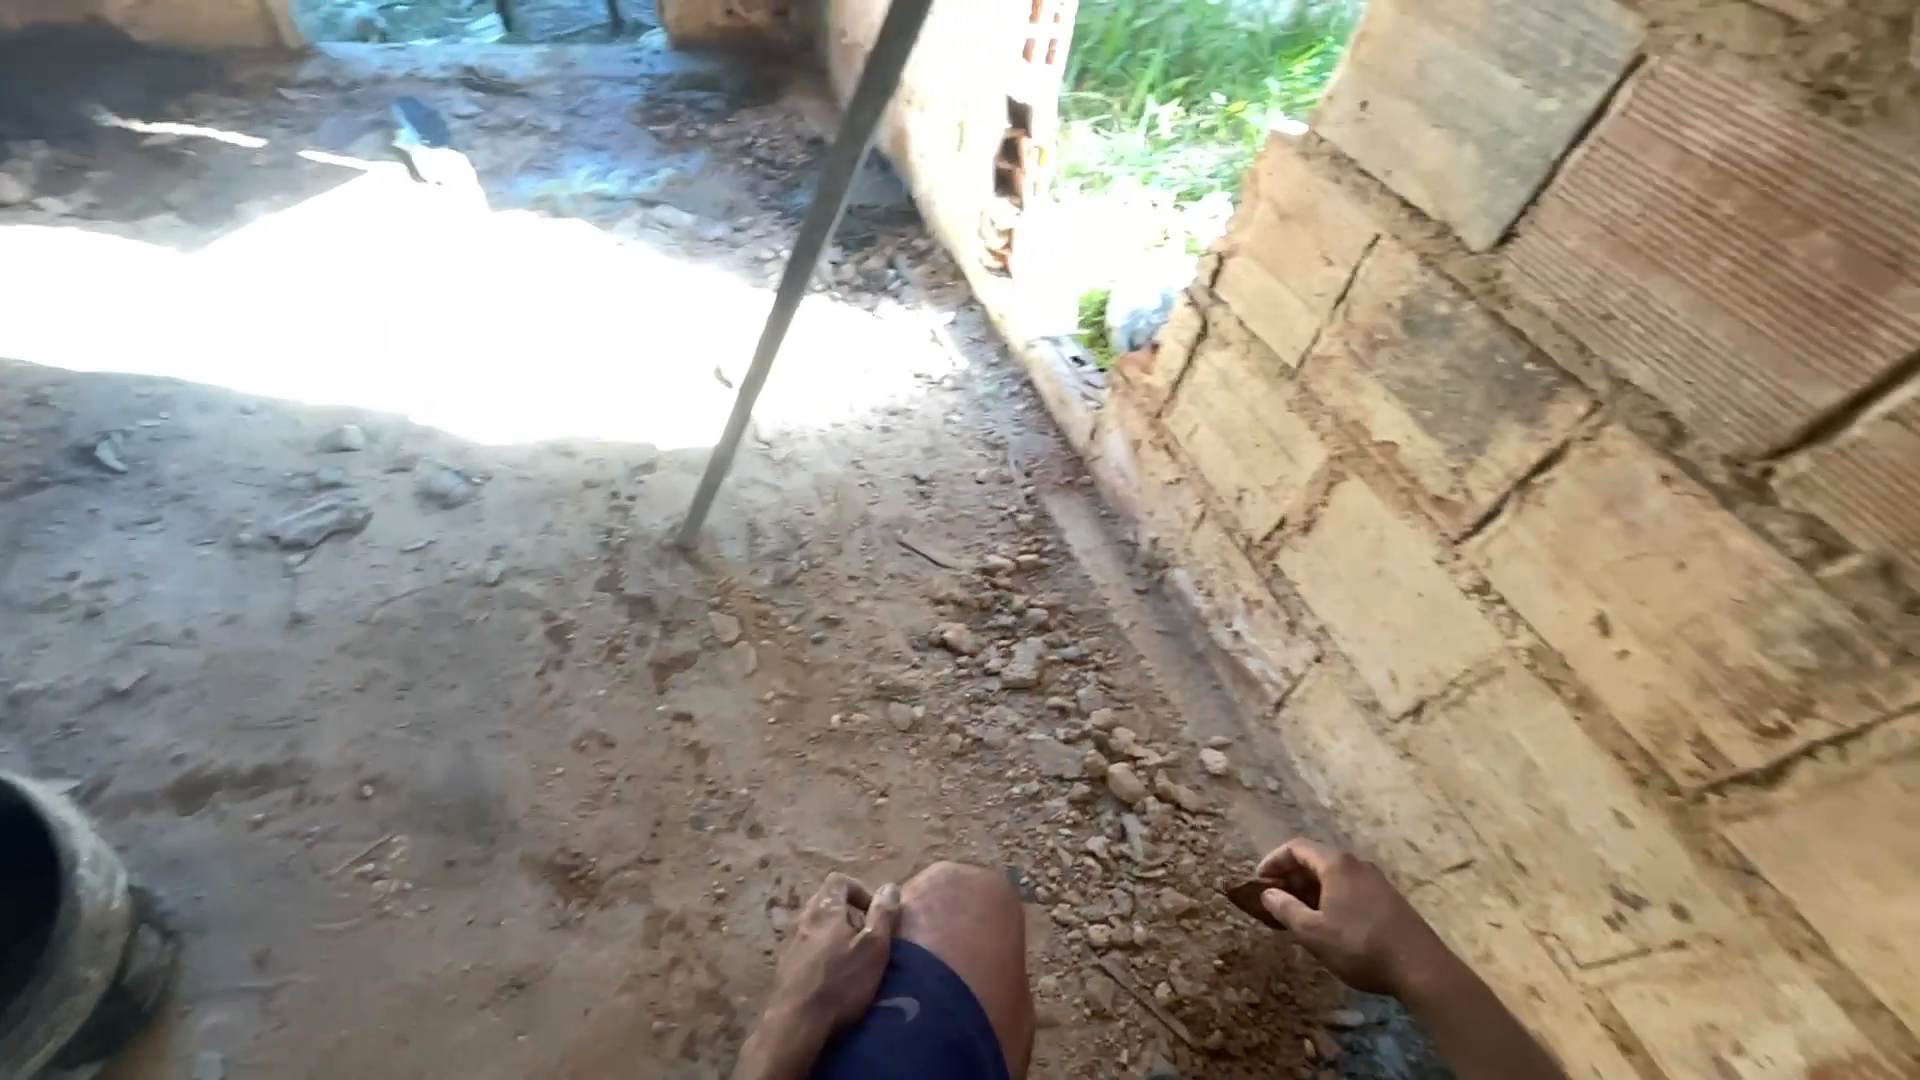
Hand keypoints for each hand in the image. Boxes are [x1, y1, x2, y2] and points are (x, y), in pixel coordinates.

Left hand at [766, 873, 903, 1033]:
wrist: (795, 1025)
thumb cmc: (840, 982)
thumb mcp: (873, 947)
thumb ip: (883, 914)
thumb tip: (889, 886)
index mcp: (825, 908)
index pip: (839, 880)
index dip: (859, 890)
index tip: (872, 914)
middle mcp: (804, 919)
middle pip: (826, 901)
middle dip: (848, 914)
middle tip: (865, 938)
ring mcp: (790, 943)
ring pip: (816, 926)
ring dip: (834, 935)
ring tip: (850, 960)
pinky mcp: (784, 968)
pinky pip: (806, 948)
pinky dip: (821, 954)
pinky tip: (831, 978)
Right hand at [1255, 838, 1450, 996]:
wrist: (1423, 971)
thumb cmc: (1360, 946)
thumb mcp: (1313, 932)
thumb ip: (1284, 908)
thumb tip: (1266, 893)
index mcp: (1336, 863)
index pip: (1295, 847)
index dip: (1273, 862)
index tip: (1260, 883)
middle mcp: (1356, 864)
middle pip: (1315, 860)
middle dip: (1291, 878)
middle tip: (1276, 901)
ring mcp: (1376, 881)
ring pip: (1333, 876)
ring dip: (1310, 890)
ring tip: (1299, 916)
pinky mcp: (1389, 900)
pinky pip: (1350, 888)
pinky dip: (1331, 898)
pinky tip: (1329, 924)